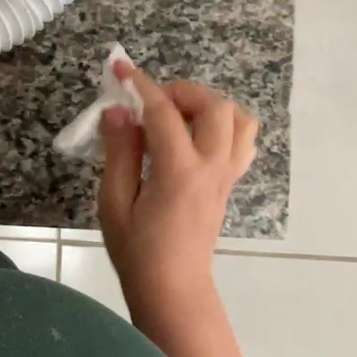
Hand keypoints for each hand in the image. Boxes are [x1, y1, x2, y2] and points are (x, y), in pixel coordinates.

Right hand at [98, 63, 257, 312]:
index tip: (119, 69)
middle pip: (214, 106)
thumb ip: (119, 153)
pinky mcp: (229, 182)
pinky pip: (242, 139)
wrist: (173, 287)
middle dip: (180, 91)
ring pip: (238, 118)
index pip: (163, 112)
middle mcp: (212, 167)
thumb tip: (118, 111)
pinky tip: (193, 135)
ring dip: (207, 105)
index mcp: (178, 172)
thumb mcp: (114, 202)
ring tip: (175, 116)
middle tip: (149, 102)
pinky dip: (223, 124)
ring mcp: (227, 174)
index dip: (140, 85)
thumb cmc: (136, 249)